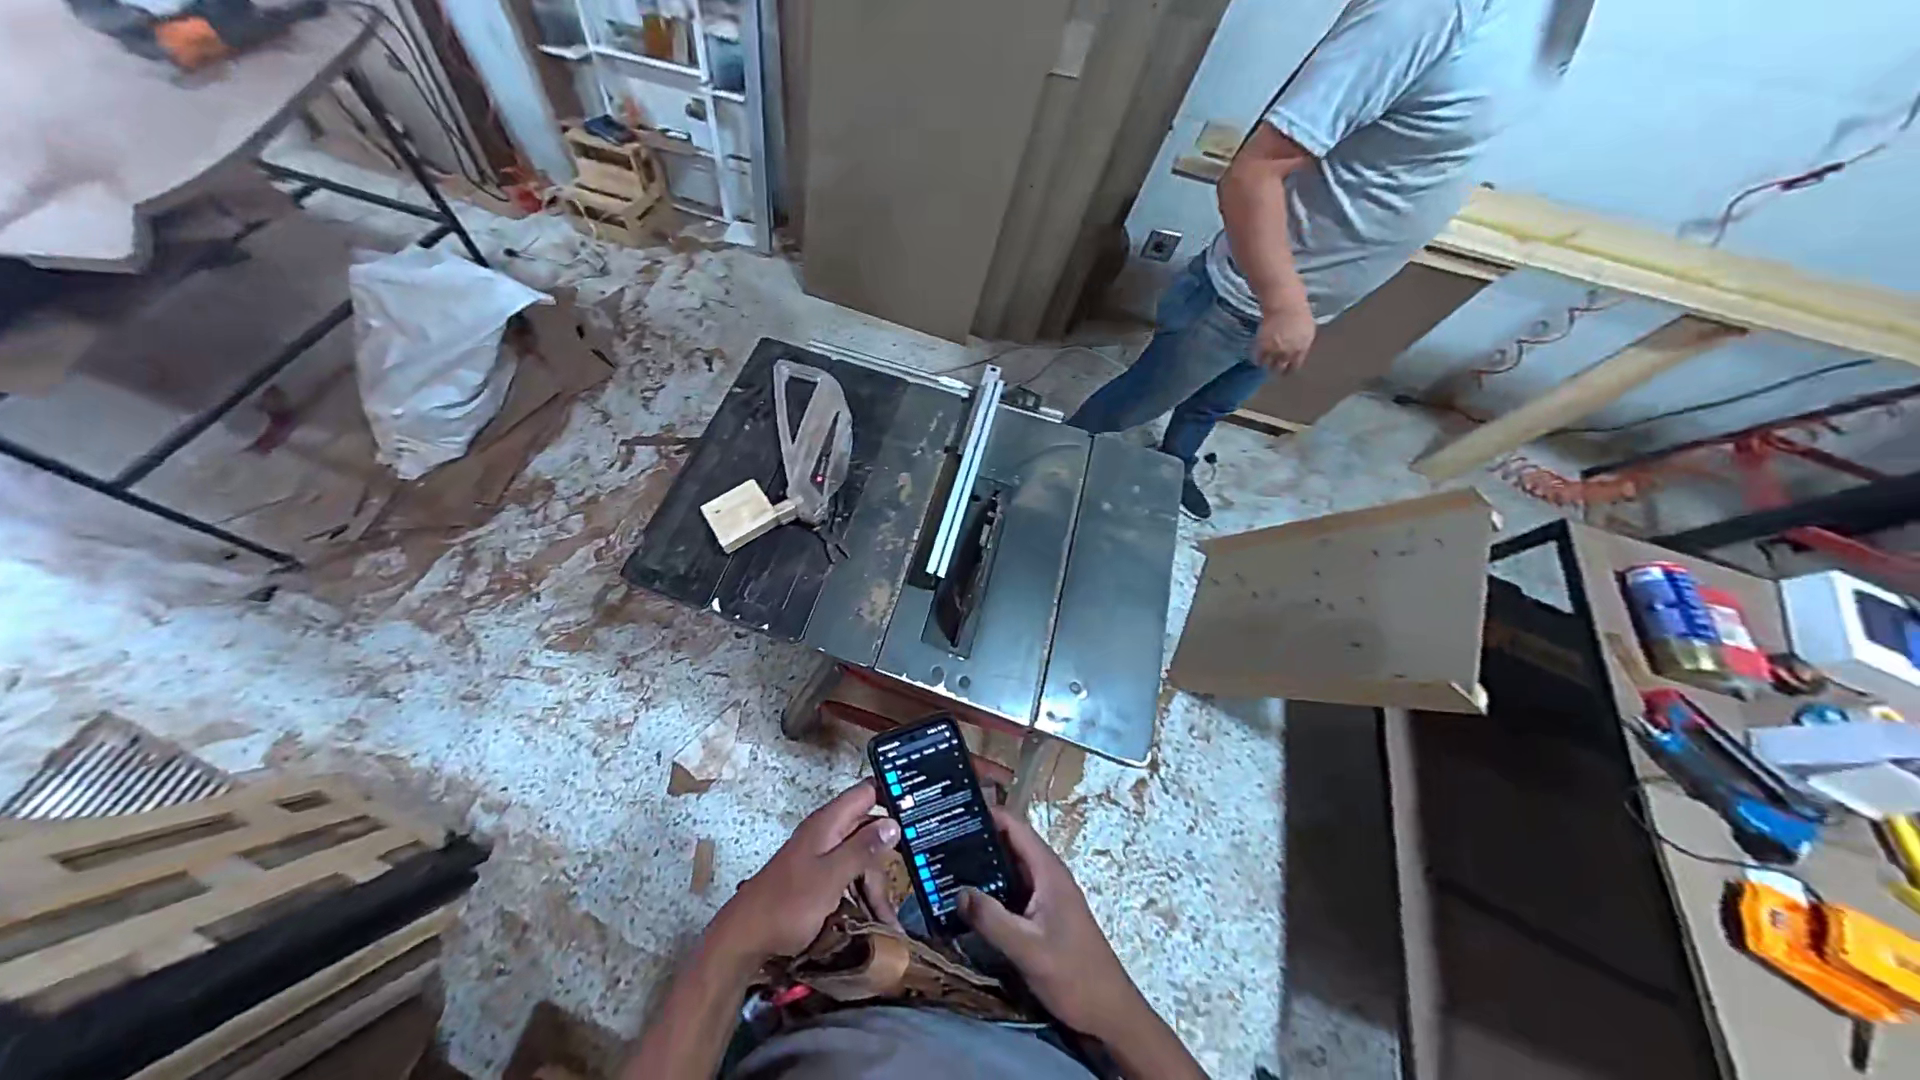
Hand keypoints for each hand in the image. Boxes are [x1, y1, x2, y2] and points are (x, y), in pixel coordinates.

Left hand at [710, 780, 900, 963]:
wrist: (744, 940)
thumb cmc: (787, 904)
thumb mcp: (831, 877)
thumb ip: (862, 848)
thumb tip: (894, 822)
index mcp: (829, 823)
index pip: (867, 792)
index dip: (892, 794)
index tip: (920, 807)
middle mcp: (827, 832)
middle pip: (869, 831)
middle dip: (887, 857)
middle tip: (906, 885)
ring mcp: (822, 855)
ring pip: (861, 858)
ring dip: (875, 886)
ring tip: (887, 923)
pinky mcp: (819, 878)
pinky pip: (850, 876)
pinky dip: (862, 895)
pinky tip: (872, 920)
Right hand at [957, 807, 1146, 1040]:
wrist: (1108, 1013)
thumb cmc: (1074, 974)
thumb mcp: (1028, 948)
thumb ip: (992, 919)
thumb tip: (958, 892)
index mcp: (1048, 870)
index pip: (1014, 826)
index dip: (986, 814)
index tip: (953, 810)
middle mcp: (1046, 876)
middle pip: (1008, 845)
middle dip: (976, 838)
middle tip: (938, 839)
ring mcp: (1044, 897)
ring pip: (1008, 870)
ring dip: (981, 866)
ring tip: (943, 864)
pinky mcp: (1040, 916)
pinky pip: (1010, 892)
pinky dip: (989, 890)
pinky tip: (965, 900)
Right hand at [1253, 297, 1315, 373]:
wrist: (1285, 306)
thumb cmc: (1299, 314)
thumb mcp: (1307, 332)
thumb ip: (1302, 345)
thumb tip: (1297, 352)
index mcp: (1302, 349)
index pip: (1294, 366)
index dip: (1288, 369)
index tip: (1284, 371)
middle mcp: (1289, 353)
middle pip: (1280, 368)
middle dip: (1276, 369)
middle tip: (1272, 368)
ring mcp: (1276, 351)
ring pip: (1269, 366)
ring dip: (1267, 365)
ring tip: (1264, 363)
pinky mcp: (1264, 347)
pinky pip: (1259, 359)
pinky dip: (1258, 360)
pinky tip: (1258, 357)